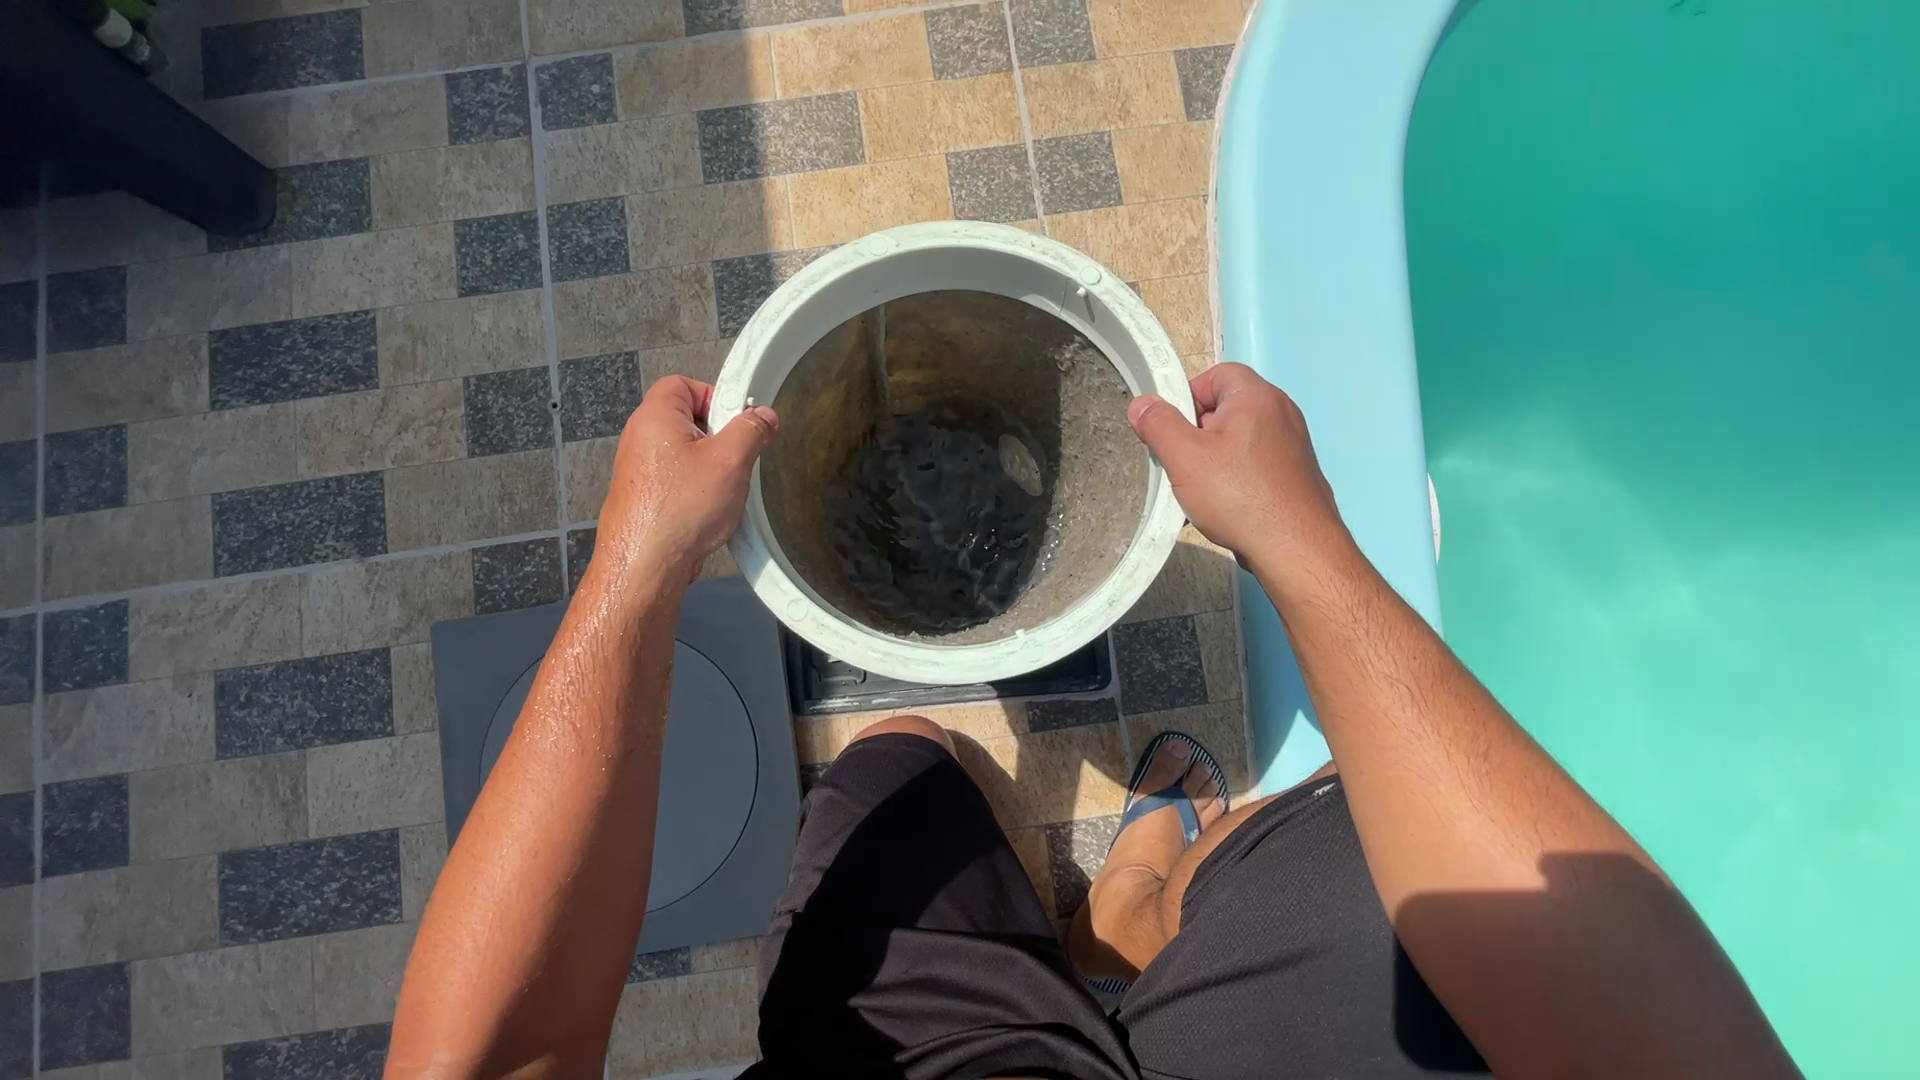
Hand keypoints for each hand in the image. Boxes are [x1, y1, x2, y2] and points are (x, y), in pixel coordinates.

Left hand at [591, 376, 777, 588]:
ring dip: (711, 466)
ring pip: (685, 452)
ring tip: (725, 488)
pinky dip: (698, 489)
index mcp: (655, 417)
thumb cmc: (681, 508)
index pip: (683, 383)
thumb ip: (751, 430)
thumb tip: (765, 415)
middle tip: (737, 457)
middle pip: (687, 419)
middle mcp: (641, 438)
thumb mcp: (730, 461)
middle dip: (718, 435)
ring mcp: (640, 470)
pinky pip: (678, 479)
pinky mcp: (645, 497)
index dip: (714, 395)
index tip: (737, 420)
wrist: (645, 565)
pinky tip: (711, 511)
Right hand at [1128, 364, 1357, 589]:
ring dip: (1215, 458)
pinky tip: (1227, 505)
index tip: (1173, 432)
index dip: (1187, 399)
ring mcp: (1293, 443)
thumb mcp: (1184, 457)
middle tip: (1184, 464)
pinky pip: (1256, 462)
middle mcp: (1281, 411)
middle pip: (1226, 407)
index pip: (1214, 375)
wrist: (1295, 547)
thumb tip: (1141, 404)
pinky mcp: (1296, 472)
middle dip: (1198, 432)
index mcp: (1256, 396)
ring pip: (1239, 438)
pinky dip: (1237, 476)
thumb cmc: (1238, 496)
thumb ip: (1159, 424)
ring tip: (1203, 490)